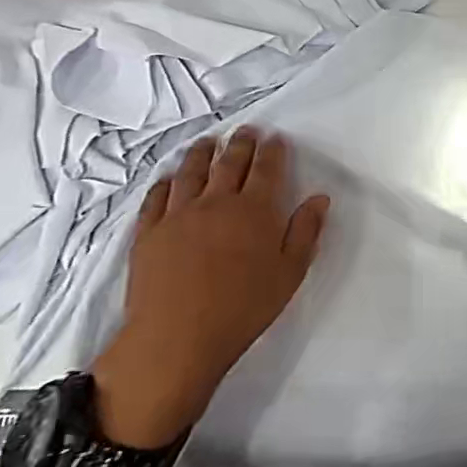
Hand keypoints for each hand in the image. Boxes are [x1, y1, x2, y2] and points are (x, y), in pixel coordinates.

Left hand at [91, 127, 328, 449]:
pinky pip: (156, 197)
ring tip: (207, 142)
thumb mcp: (290, 272)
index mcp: (255, 210)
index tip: (275, 137)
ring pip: (190, 172)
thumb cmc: (245, 306)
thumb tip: (318, 197)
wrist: (179, 335)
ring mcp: (178, 213)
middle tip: (246, 130)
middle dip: (240, 143)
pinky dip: (164, 182)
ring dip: (201, 153)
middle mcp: (216, 201)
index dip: (272, 151)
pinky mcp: (148, 231)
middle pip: (229, 163)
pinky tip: (168, 178)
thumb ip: (306, 231)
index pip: (266, 169)